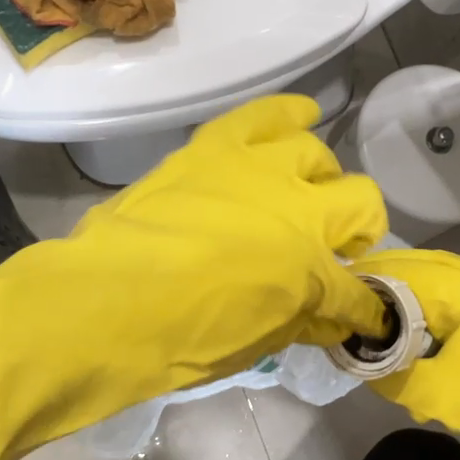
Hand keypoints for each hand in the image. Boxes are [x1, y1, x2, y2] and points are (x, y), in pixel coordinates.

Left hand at [0, 96, 388, 459]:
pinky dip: (287, 115)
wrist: (94, 308)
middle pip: (359, 202)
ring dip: (321, 177)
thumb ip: (302, 320)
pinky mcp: (213, 149)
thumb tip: (337, 313)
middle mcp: (294, 210)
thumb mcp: (252, 345)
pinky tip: (297, 120)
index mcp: (306, 270)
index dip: (366, 304)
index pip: (361, 285)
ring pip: (317, 151)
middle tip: (330, 252)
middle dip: (355, 230)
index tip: (360, 313)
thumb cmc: (174, 343)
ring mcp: (253, 171)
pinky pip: (265, 114)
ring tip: (304, 194)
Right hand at [353, 250, 459, 459]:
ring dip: (399, 302)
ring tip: (374, 333)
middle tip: (348, 322)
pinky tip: (410, 340)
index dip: (358, 291)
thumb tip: (359, 359)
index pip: (392, 271)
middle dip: (376, 293)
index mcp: (459, 285)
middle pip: (407, 269)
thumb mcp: (434, 393)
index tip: (333, 317)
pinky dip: (421, 310)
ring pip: (425, 282)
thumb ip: (387, 373)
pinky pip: (443, 296)